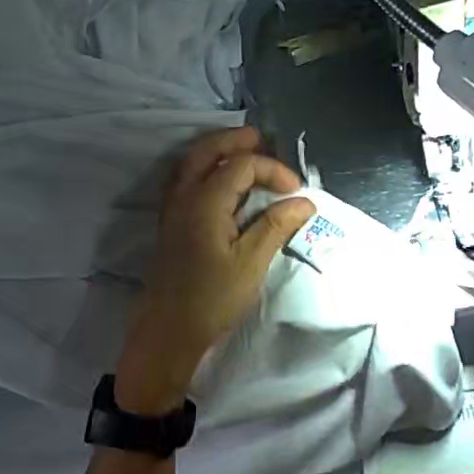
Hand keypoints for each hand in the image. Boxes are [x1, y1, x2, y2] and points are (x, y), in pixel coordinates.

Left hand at [117, 127, 316, 413]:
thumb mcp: (251, 263)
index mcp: (204, 202)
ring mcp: (172, 211)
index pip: (241, 166)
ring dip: (217, 152)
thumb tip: (305, 201)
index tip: (297, 191)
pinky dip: (203, 170)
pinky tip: (219, 185)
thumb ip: (276, 226)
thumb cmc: (212, 299)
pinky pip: (184, 181)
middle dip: (235, 141)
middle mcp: (183, 198)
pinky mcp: (170, 226)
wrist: (168, 333)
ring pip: (190, 163)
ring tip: (243, 154)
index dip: (273, 170)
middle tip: (262, 140)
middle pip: (207, 151)